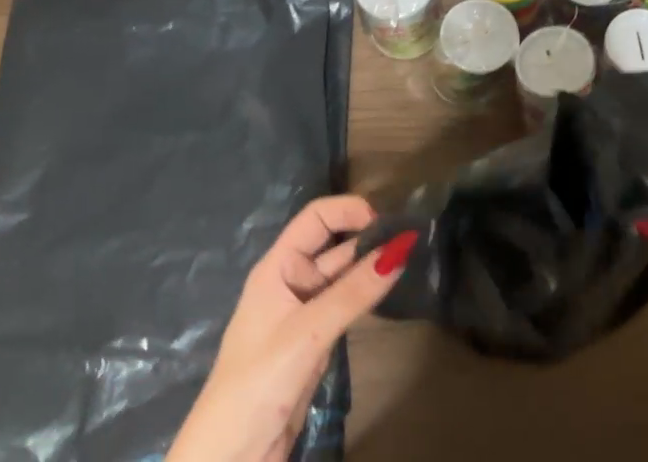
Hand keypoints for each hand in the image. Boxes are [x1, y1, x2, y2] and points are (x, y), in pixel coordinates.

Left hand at [169, 196, 416, 461]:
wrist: (231, 453)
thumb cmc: (258, 380)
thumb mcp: (308, 332)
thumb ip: (355, 292)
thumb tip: (403, 247)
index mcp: (277, 269)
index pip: (315, 219)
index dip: (349, 210)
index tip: (388, 221)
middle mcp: (291, 282)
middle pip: (335, 244)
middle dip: (371, 237)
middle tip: (416, 236)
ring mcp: (305, 311)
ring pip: (345, 275)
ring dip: (374, 265)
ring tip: (415, 256)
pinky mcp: (317, 338)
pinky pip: (348, 303)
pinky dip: (370, 293)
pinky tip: (395, 288)